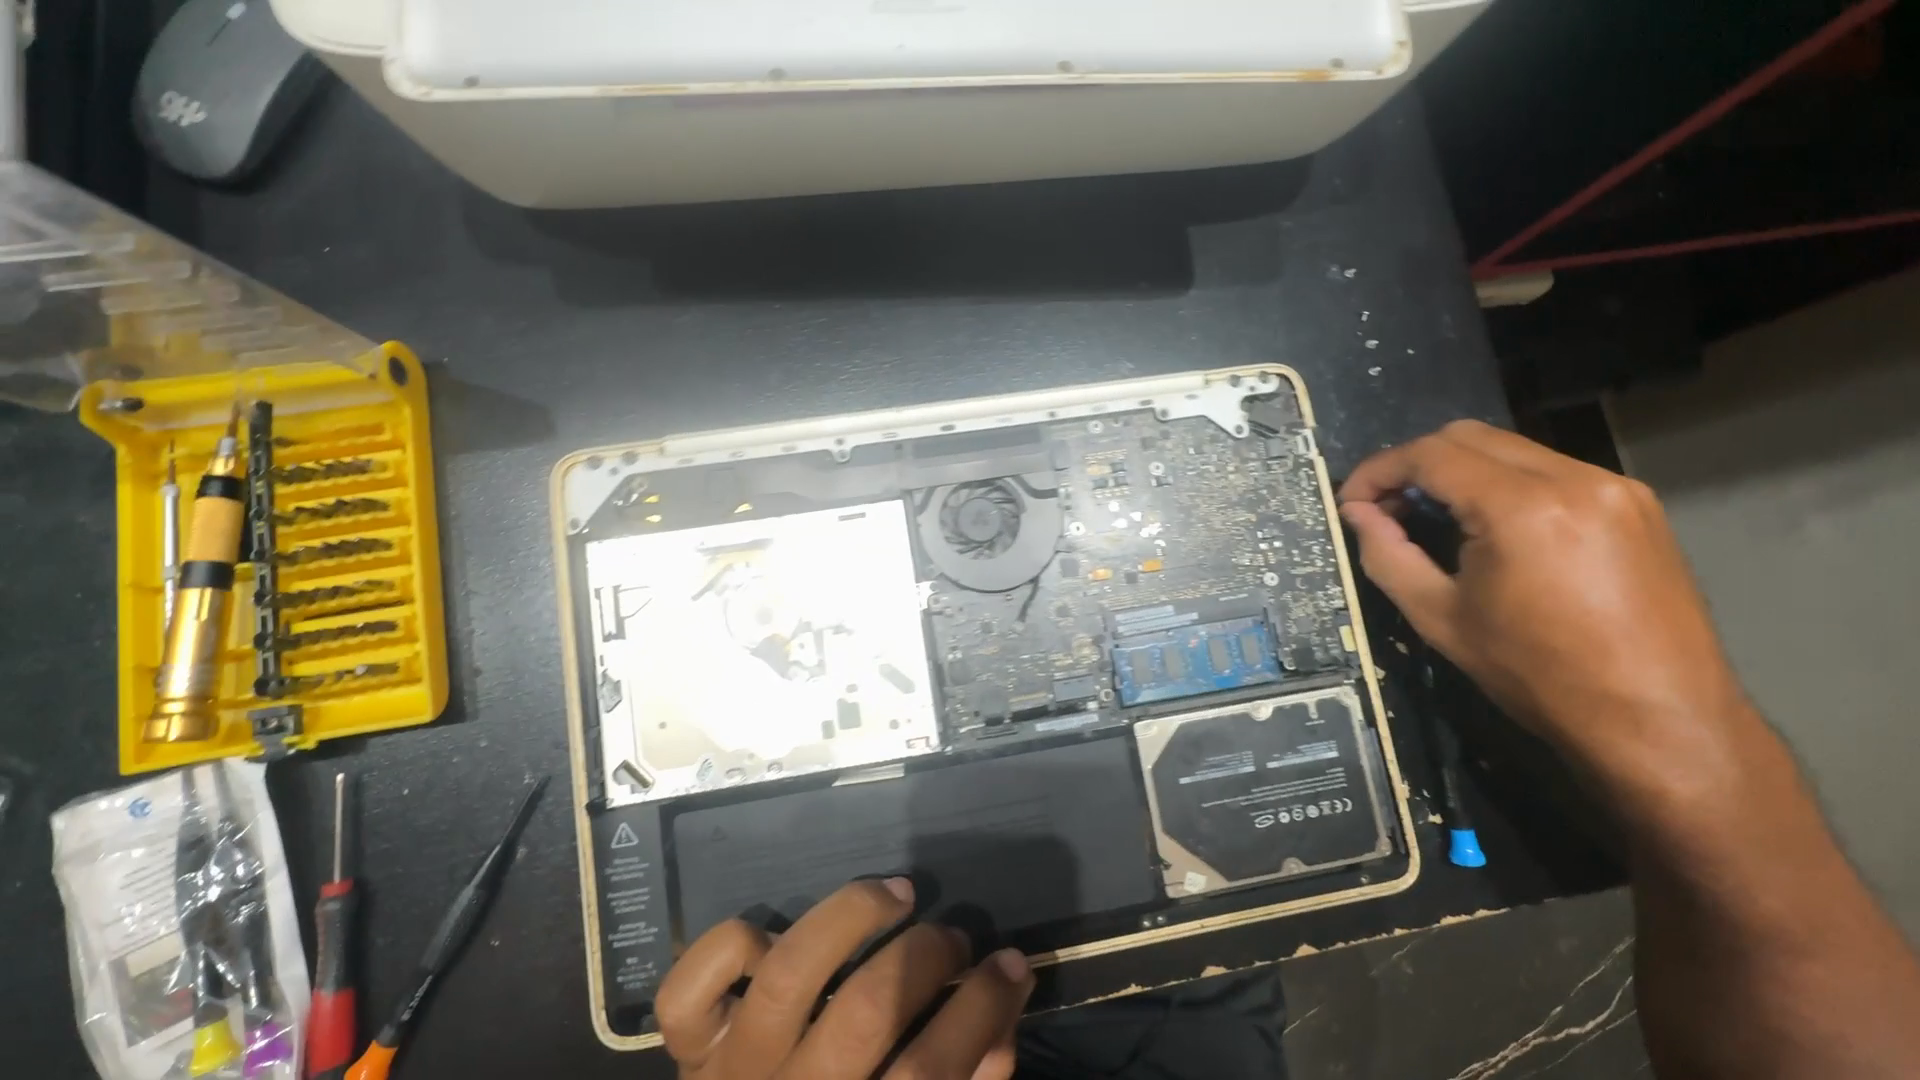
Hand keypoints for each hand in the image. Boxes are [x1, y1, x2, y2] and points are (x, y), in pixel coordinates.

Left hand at [656, 878, 1033, 1079]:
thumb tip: (1001, 1017)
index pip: (930, 1068)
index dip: (982, 1006)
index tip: (1011, 963)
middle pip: (866, 1010)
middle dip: (925, 957)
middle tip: (953, 939)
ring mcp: (731, 1067)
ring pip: (790, 972)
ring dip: (852, 917)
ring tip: (897, 894)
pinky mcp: (688, 1048)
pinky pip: (691, 986)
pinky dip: (731, 945)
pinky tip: (772, 938)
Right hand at [1338, 420, 1750, 779]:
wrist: (1660, 720)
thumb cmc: (1538, 675)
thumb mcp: (1440, 617)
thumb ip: (1388, 554)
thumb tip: (1358, 513)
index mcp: (1522, 507)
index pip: (1430, 454)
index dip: (1378, 471)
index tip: (1351, 502)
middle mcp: (1573, 478)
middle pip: (1469, 436)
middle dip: (1415, 464)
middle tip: (1387, 509)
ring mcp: (1613, 487)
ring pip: (1512, 449)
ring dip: (1460, 472)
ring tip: (1435, 520)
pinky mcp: (1637, 504)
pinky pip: (1551, 471)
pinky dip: (1505, 485)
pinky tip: (1493, 529)